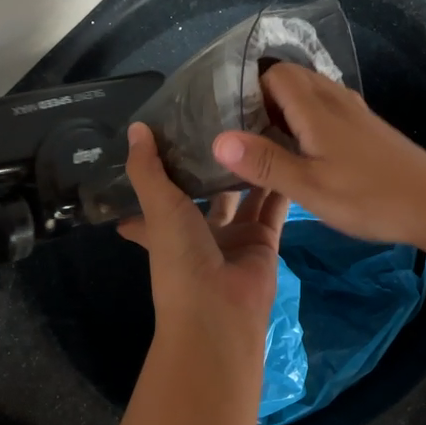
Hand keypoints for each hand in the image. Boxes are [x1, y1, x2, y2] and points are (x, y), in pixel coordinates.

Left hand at [118, 122, 286, 342]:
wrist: (219, 311)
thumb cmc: (180, 258)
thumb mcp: (158, 208)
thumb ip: (147, 169)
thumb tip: (136, 127)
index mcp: (168, 225)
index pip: (160, 191)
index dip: (162, 166)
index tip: (171, 130)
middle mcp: (200, 230)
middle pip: (208, 189)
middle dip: (216, 159)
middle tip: (231, 113)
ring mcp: (234, 236)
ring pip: (244, 194)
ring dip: (251, 166)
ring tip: (263, 122)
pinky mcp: (264, 240)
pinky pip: (274, 207)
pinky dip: (281, 183)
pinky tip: (289, 149)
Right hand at [211, 62, 425, 248]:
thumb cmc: (369, 197)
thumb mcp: (309, 187)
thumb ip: (264, 162)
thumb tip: (217, 137)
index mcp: (317, 107)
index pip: (274, 73)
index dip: (249, 90)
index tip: (231, 121)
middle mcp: (335, 99)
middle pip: (291, 78)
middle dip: (263, 99)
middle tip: (245, 137)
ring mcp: (354, 111)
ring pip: (310, 93)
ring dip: (286, 110)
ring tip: (268, 147)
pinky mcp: (366, 127)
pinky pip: (326, 108)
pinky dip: (307, 120)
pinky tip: (304, 154)